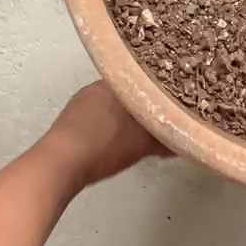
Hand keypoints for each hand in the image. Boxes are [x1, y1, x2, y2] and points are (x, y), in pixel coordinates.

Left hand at [37, 82, 169, 187]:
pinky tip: (114, 146)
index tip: (172, 107)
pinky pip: (97, 121)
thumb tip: (185, 141)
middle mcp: (96, 86)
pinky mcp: (68, 121)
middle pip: (128, 96)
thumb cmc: (104, 146)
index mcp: (116, 82)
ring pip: (111, 109)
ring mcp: (79, 103)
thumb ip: (165, 139)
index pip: (145, 82)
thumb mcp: (143, 144)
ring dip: (125, 122)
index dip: (161, 95)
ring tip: (139, 139)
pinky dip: (109, 130)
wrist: (59, 164)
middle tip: (160, 126)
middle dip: (144, 111)